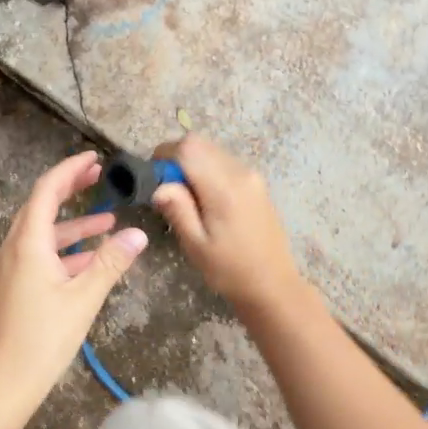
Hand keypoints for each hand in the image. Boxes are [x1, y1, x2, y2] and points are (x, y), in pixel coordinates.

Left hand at [0, 151, 148, 424]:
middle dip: (70, 191)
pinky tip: (91, 261)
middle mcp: (15, 249)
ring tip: (109, 222)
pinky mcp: (16, 288)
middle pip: (42, 207)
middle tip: (99, 178)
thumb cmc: (41, 339)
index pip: (46, 191)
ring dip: (74, 226)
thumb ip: (110, 264)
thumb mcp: (82, 299)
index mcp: (27, 243)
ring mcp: (13, 269)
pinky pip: (42, 257)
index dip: (69, 170)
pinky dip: (66, 251)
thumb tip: (137, 233)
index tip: (94, 159)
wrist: (3, 382)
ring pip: (44, 235)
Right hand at [151, 134, 307, 314]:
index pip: (189, 148)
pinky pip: (223, 162)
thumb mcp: (195, 244)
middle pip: (199, 143)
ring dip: (191, 163)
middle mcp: (240, 173)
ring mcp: (252, 176)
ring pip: (211, 150)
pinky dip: (206, 169)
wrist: (274, 285)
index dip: (164, 155)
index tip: (153, 179)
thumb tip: (158, 185)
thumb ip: (177, 209)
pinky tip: (204, 198)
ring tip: (185, 196)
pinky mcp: (256, 183)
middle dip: (176, 158)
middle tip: (166, 188)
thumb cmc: (230, 270)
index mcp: (224, 188)